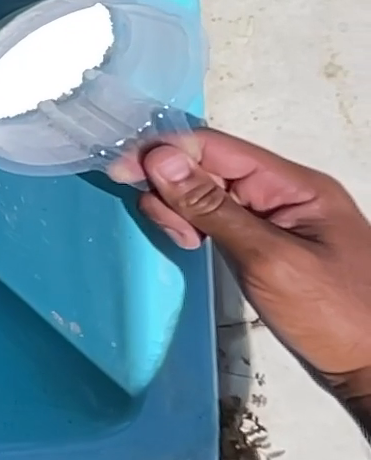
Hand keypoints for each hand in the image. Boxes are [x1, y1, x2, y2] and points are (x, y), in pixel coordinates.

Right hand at [137, 130, 370, 406]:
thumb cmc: (337, 314)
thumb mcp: (268, 258)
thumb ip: (210, 206)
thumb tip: (156, 157)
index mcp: (292, 185)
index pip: (210, 145)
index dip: (161, 153)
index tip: (121, 175)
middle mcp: (276, 190)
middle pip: (197, 164)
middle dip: (168, 188)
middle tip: (171, 228)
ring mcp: (264, 213)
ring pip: (192, 187)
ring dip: (174, 209)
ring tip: (186, 241)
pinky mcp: (251, 233)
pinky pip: (202, 210)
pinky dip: (184, 222)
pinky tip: (191, 243)